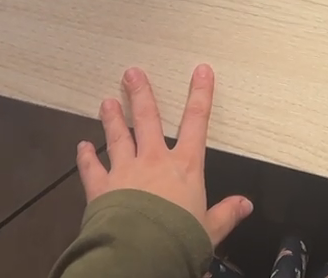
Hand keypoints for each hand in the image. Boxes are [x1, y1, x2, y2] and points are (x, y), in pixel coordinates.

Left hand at [75, 65, 251, 244]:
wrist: (139, 256)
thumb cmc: (178, 241)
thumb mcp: (208, 231)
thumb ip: (226, 214)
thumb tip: (246, 205)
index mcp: (184, 166)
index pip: (196, 122)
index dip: (200, 94)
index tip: (201, 70)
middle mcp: (154, 161)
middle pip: (148, 120)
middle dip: (141, 95)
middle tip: (132, 73)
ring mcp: (125, 172)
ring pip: (118, 137)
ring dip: (112, 118)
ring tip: (107, 101)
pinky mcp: (101, 190)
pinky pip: (92, 170)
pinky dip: (86, 158)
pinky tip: (81, 146)